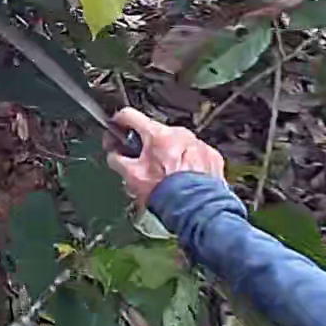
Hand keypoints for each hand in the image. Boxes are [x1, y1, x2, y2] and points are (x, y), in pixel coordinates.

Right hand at [106, 108, 225, 205]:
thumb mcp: (131, 177)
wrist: (199, 211)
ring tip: (164, 175)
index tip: (116, 129)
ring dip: (167, 154)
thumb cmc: (168, 195)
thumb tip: (114, 155)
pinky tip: (181, 178)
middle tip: (141, 164)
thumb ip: (117, 159)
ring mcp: (197, 144)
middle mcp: (179, 134)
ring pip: (175, 142)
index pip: (129, 115)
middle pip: (154, 132)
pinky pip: (193, 153)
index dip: (117, 122)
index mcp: (158, 135)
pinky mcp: (211, 156)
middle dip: (145, 146)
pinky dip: (186, 162)